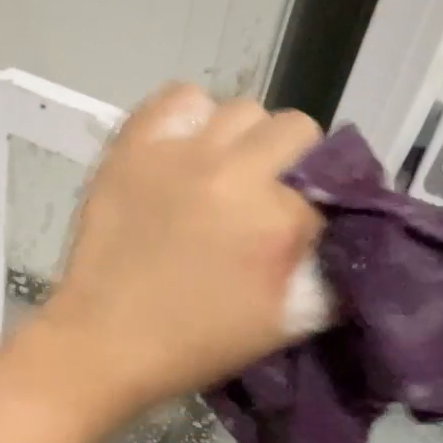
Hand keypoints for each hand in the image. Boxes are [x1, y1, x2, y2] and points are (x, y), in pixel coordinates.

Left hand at [31, 84, 323, 411]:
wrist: (106, 344)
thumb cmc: (196, 345)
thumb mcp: (284, 325)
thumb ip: (326, 279)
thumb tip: (336, 241)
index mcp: (280, 221)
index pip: (325, 189)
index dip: (314, 211)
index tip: (297, 232)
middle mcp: (239, 172)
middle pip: (295, 130)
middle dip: (291, 164)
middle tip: (266, 198)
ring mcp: (184, 152)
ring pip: (244, 109)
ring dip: (246, 141)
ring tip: (226, 174)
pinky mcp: (137, 144)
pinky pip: (180, 97)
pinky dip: (193, 117)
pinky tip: (188, 151)